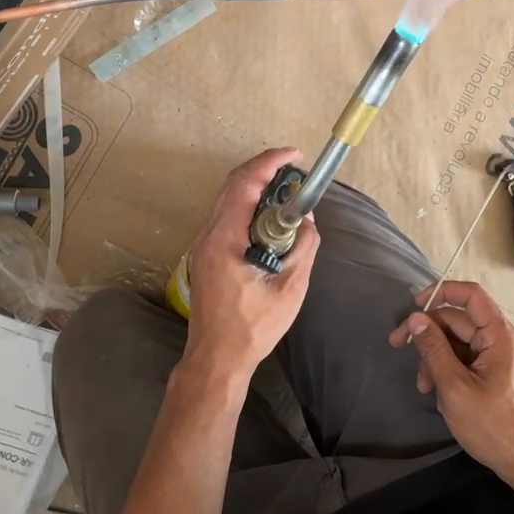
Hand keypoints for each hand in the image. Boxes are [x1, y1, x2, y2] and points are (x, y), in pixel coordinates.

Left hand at [181, 148, 318, 382]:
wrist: (216, 358)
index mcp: (224, 237)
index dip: (270, 162)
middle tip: (294, 170)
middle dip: (264, 169)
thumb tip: (308, 220)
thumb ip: (303, 248)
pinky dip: (249, 204)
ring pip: (228, 198)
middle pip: (233, 184)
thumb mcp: (290, 288)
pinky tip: (270, 216)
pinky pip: (227, 214)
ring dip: (256, 186)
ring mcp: (204, 243)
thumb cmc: (252, 327)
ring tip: (287, 189)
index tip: (295, 155)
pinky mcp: (207, 253)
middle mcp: (209, 233)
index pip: (245, 184)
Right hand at [388, 280, 513, 482]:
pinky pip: (467, 358)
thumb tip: (415, 318)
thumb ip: (434, 349)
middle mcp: (502, 340)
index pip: (471, 295)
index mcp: (500, 337)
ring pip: (459, 341)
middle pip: (459, 320)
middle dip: (428, 333)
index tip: (414, 305)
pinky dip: (448, 368)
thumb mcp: (455, 388)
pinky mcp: (497, 373)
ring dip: (435, 356)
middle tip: (397, 345)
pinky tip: (436, 390)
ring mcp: (500, 357)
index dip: (441, 291)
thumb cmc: (493, 426)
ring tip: (423, 384)